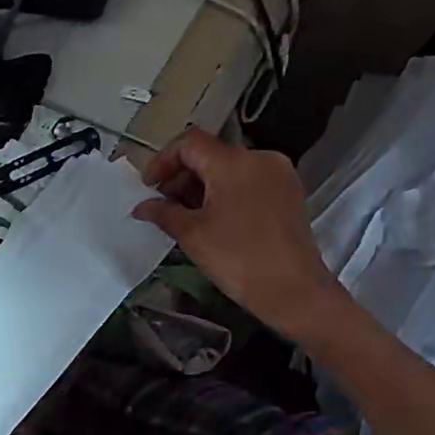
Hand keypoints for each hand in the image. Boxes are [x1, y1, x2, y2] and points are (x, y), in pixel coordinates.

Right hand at [132, 129, 346, 337]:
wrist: (293, 290)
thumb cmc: (237, 258)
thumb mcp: (191, 234)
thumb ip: (162, 212)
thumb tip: (141, 207)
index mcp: (234, 162)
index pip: (189, 143)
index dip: (163, 161)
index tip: (148, 187)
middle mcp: (260, 158)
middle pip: (210, 154)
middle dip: (181, 176)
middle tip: (163, 205)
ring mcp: (279, 174)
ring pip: (229, 168)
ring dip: (202, 185)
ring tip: (185, 215)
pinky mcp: (288, 191)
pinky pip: (248, 180)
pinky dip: (224, 192)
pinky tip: (212, 218)